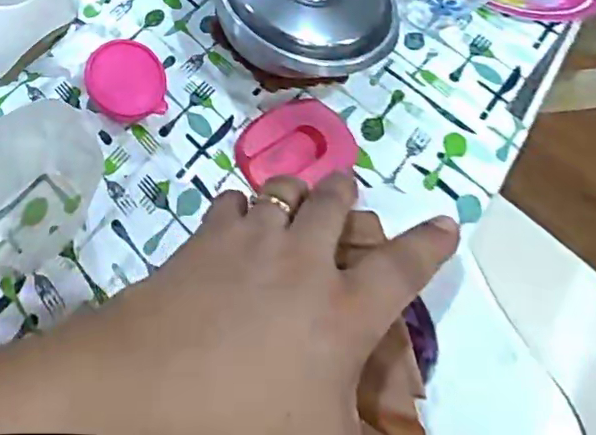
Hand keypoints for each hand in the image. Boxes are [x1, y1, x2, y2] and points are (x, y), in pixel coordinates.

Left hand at [55, 174, 457, 433]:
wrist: (148, 391)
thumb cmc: (245, 424)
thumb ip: (370, 432)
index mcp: (341, 311)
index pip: (402, 270)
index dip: (430, 245)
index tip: (448, 220)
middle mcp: (301, 260)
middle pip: (334, 204)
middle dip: (346, 191)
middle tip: (348, 185)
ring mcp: (252, 239)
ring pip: (283, 191)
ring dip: (296, 190)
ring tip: (297, 194)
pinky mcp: (206, 236)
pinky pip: (233, 201)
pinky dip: (243, 205)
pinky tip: (237, 220)